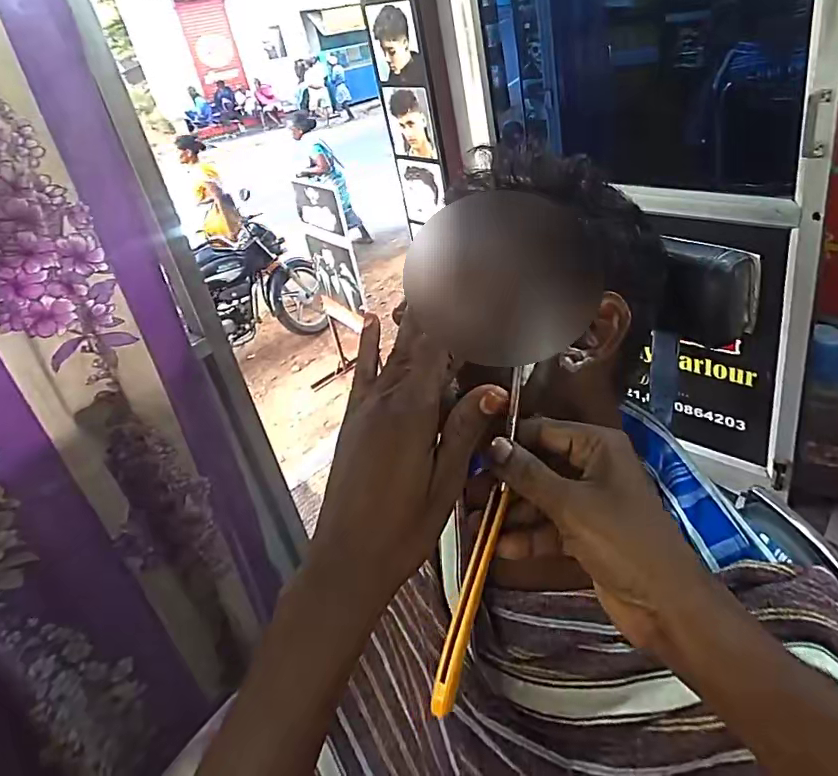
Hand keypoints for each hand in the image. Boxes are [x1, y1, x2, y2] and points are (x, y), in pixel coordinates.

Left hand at [307, 315, 505, 605]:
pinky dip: (370, 345)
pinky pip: (363, 373)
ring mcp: (366, 408)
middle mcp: (387, 400)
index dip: (455, 321)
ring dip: (410, 322)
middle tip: (452, 280)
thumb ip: (463, 431)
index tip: (470, 292)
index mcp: (413, 413)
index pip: (438, 353)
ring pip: (394, 355)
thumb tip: (492, 389)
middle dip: (435, 313)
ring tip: (423, 289)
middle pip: (416, 346)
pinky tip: (372, 322)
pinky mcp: (353, 419)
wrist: (346, 558)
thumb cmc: (403, 529)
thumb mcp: (443, 483)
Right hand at [484, 418, 720, 655]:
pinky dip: (527, 536)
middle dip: (504, 481)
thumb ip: (528, 474)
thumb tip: (492, 445)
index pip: (543, 431)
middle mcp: (593, 467)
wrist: (668, 607)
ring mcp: (590, 502)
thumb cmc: (624, 541)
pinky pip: (549, 527)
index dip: (508, 441)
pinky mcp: (586, 535)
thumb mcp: (571, 504)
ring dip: (510, 512)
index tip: (471, 451)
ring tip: (472, 522)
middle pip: (539, 465)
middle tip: (466, 492)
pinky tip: (498, 546)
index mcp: (598, 446)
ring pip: (540, 499)